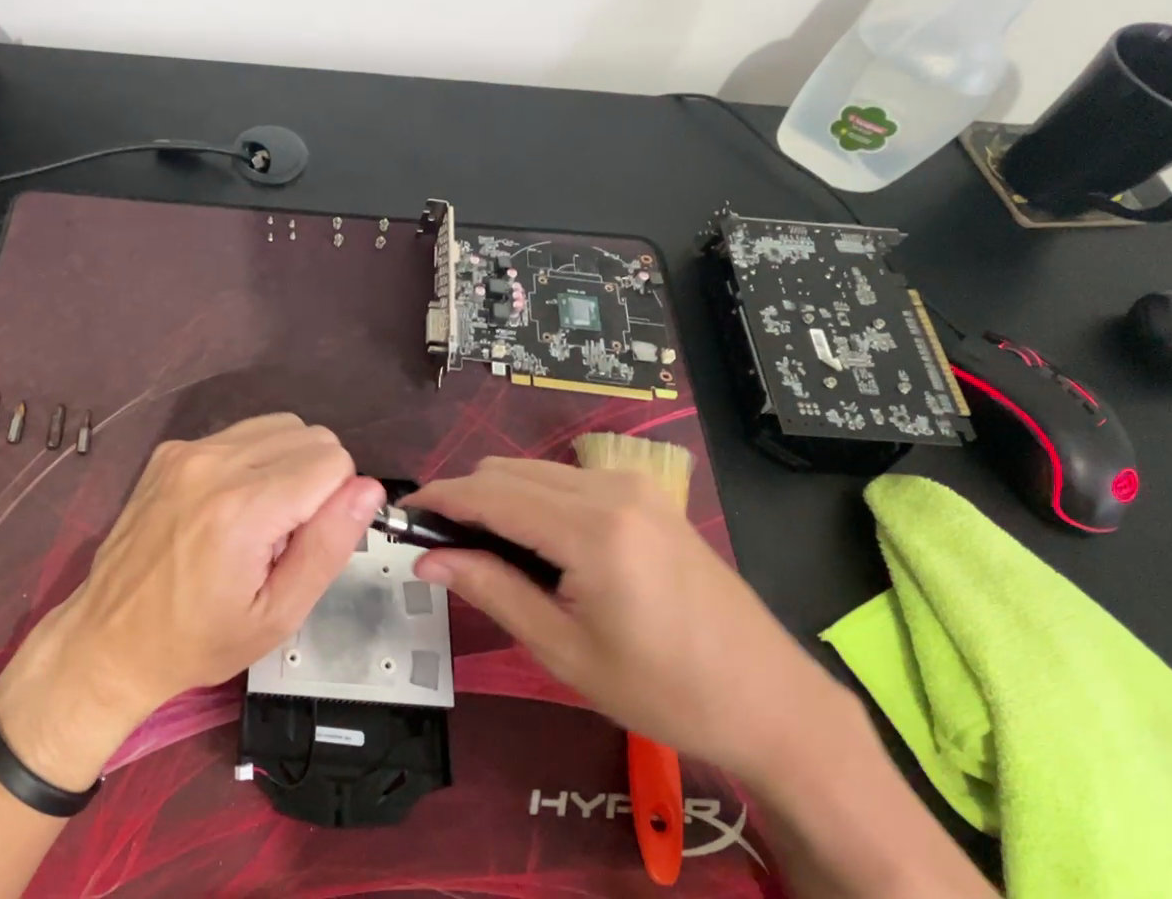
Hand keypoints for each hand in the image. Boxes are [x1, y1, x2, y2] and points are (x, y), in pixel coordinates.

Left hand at [0, 414, 384, 789]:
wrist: (111, 638)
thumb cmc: (197, 640)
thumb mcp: (278, 614)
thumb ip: (328, 546)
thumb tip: (367, 489)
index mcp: (242, 509)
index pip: (333, 461)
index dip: (337, 502)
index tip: (309, 542)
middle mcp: (212, 464)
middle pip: (309, 436)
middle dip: (318, 480)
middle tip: (286, 537)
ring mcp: (186, 452)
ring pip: (278, 426)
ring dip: (288, 465)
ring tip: (261, 520)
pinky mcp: (169, 452)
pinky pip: (239, 435)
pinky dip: (253, 460)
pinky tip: (232, 507)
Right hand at [406, 458, 849, 780]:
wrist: (769, 700)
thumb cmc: (664, 689)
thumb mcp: (564, 650)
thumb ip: (491, 590)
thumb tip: (428, 560)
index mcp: (592, 530)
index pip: (489, 494)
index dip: (438, 501)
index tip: (401, 518)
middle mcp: (612, 490)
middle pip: (507, 471)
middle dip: (463, 498)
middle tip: (437, 547)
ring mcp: (635, 488)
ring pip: (535, 471)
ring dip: (496, 496)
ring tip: (479, 550)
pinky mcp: (649, 498)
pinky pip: (567, 481)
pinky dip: (531, 499)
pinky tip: (530, 543)